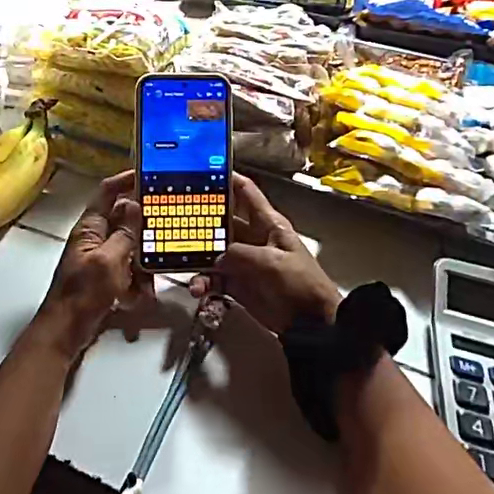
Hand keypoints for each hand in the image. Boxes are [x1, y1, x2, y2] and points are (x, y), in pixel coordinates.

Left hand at [35, 171, 149, 358]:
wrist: (66, 331)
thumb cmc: (84, 293)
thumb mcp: (109, 260)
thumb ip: (125, 232)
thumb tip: (134, 204)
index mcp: (90, 227)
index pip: (108, 192)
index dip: (126, 180)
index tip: (149, 174)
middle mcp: (95, 237)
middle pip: (126, 221)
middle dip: (145, 229)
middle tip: (166, 228)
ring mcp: (101, 258)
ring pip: (131, 248)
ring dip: (143, 262)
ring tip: (149, 279)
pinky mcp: (107, 278)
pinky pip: (129, 271)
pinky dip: (137, 282)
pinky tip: (141, 296)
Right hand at [191, 173, 339, 335]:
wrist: (311, 323)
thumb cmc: (302, 284)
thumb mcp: (272, 261)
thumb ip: (240, 254)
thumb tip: (217, 256)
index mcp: (269, 224)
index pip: (246, 193)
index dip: (229, 179)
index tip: (207, 170)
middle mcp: (255, 239)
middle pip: (223, 222)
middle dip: (204, 220)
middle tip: (182, 219)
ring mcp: (246, 262)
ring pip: (215, 252)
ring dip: (200, 257)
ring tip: (187, 263)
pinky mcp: (240, 285)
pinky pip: (215, 278)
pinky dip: (204, 282)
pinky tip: (198, 287)